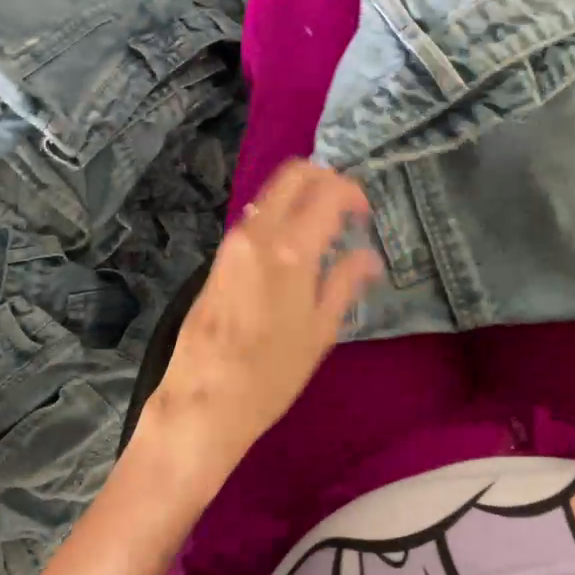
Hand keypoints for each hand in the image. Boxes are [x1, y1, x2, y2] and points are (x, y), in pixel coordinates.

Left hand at [139, 161, 382, 483]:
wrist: (203, 399)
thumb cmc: (271, 374)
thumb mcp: (320, 332)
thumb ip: (345, 283)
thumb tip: (370, 257)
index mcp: (292, 249)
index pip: (328, 191)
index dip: (353, 193)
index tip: (366, 215)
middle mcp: (259, 233)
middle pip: (294, 174)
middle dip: (324, 178)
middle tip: (346, 206)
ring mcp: (233, 242)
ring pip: (271, 194)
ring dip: (300, 197)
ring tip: (324, 228)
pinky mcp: (219, 257)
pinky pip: (255, 218)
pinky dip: (280, 216)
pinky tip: (294, 248)